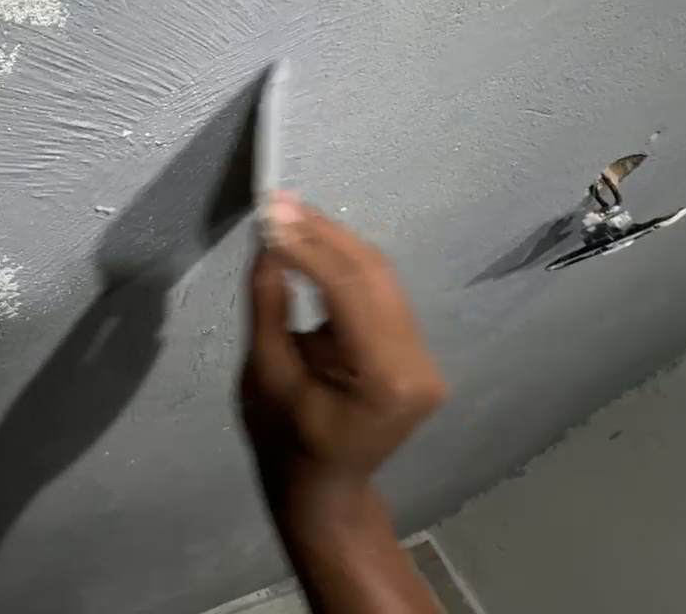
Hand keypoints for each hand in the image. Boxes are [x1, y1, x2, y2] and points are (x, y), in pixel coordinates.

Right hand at [242, 193, 444, 612]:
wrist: (319, 485)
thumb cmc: (283, 438)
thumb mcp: (265, 372)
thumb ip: (268, 303)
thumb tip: (267, 243)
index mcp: (385, 379)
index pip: (348, 290)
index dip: (307, 245)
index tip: (268, 214)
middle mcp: (417, 362)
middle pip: (371, 273)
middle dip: (321, 231)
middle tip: (275, 201)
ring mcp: (421, 355)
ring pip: (377, 274)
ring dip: (330, 239)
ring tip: (286, 212)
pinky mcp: (410, 347)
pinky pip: (376, 289)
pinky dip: (339, 260)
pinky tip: (309, 240)